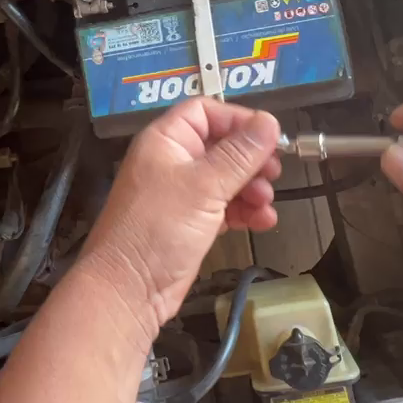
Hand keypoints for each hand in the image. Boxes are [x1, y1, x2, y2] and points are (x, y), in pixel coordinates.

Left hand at [78, 99, 281, 337]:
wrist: (130, 290)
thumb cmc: (159, 228)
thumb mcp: (204, 186)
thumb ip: (239, 155)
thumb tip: (269, 121)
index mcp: (166, 140)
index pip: (205, 112)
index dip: (237, 120)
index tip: (269, 137)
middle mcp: (173, 160)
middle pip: (221, 144)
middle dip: (250, 159)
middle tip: (273, 173)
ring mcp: (182, 192)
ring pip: (226, 177)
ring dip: (251, 187)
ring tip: (265, 203)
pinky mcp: (191, 221)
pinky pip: (224, 205)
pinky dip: (244, 211)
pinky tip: (263, 221)